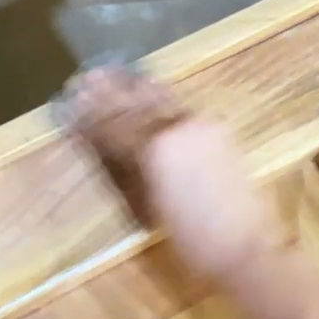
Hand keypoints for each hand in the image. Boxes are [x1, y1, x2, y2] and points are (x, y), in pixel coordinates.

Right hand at [66, 68, 275, 284]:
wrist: (247, 247)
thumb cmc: (192, 240)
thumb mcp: (150, 207)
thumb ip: (127, 170)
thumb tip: (107, 149)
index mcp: (154, 147)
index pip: (113, 126)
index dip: (89, 116)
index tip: (70, 102)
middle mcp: (175, 127)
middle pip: (134, 104)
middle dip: (108, 92)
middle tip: (85, 77)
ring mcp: (199, 125)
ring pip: (159, 99)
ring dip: (133, 86)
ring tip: (111, 72)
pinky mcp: (217, 130)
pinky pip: (179, 106)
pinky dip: (158, 96)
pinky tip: (149, 87)